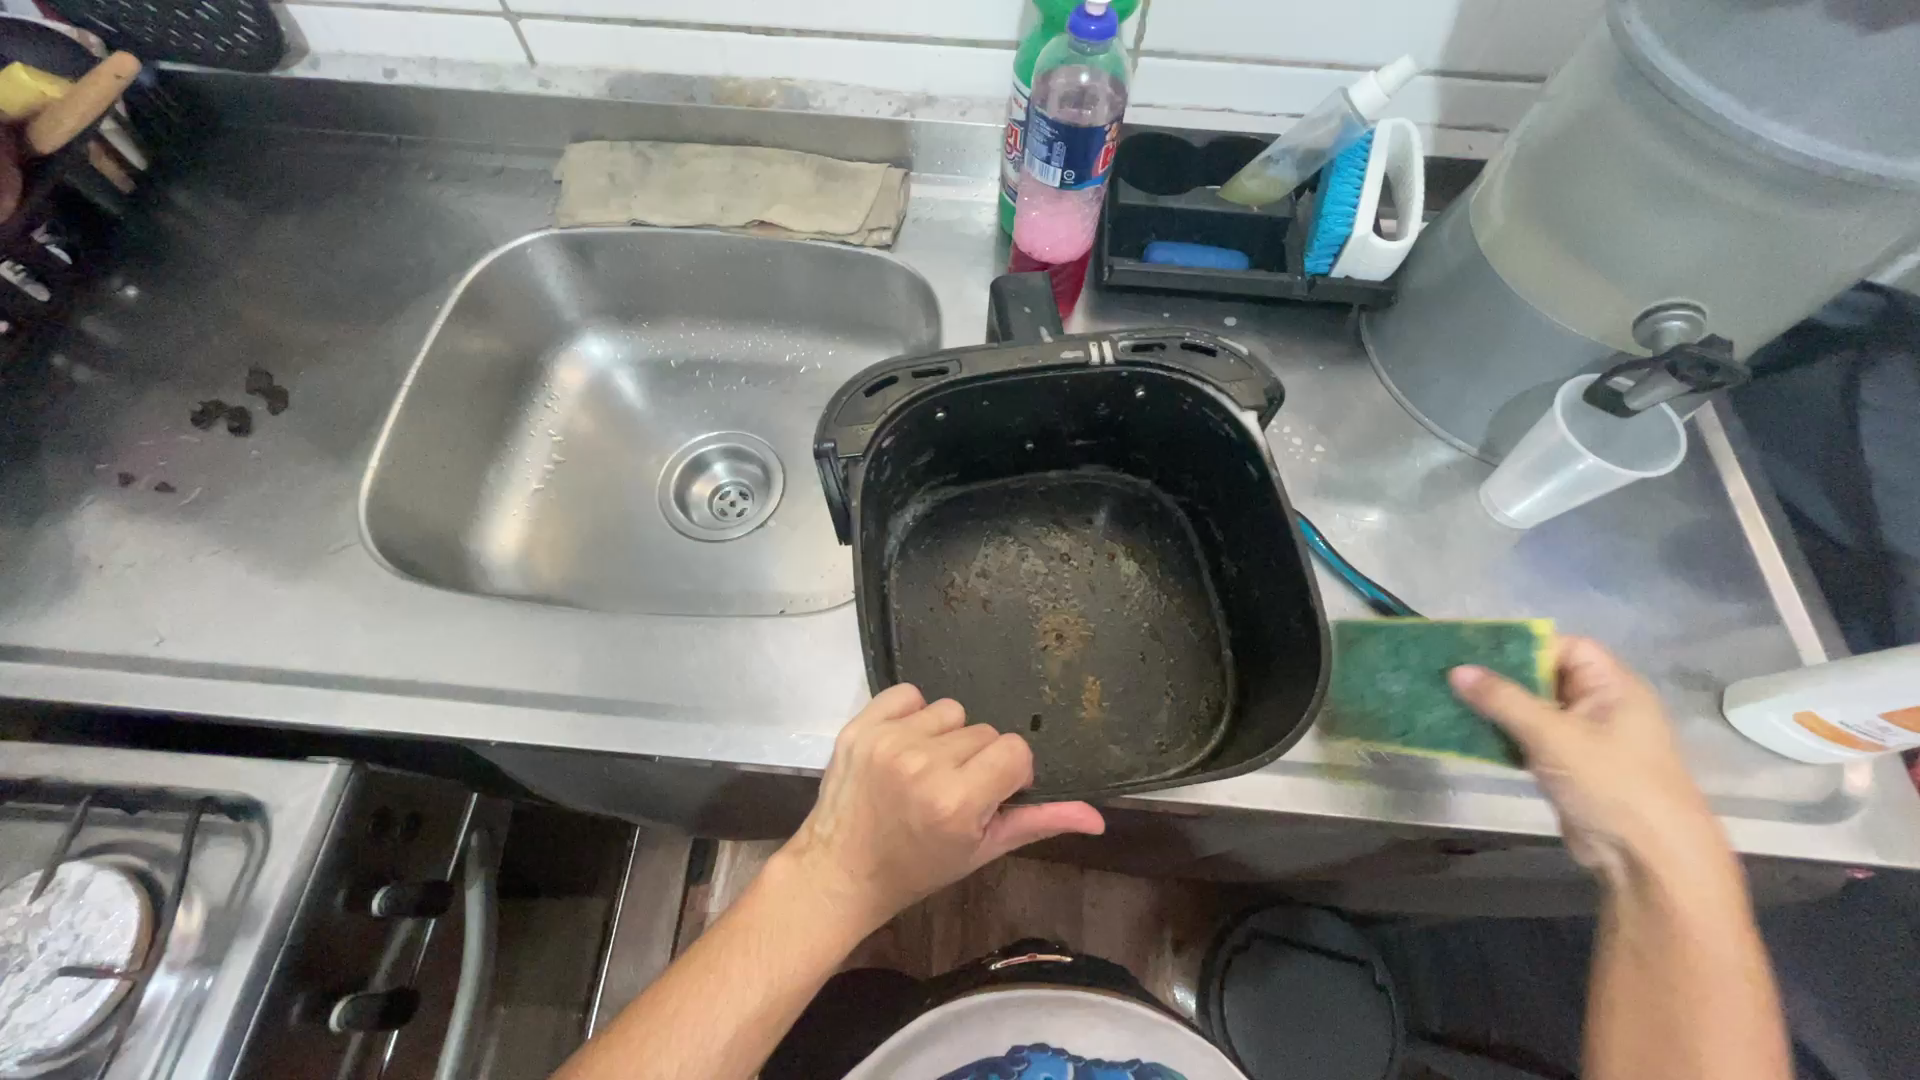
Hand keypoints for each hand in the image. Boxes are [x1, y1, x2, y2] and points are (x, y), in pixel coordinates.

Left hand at [776, 684, 1105, 935]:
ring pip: (950, 710)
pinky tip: (903, 745)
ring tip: (925, 770)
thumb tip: (1098, 816)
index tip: (987, 795)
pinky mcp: (860, 726)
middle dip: (976, 759)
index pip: (1015, 751)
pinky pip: (908, 693)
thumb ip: (1038, 823)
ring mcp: (888, 742)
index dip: (1007, 773)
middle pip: (983, 732)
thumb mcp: (981, 851)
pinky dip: (911, 714)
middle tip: (950, 790)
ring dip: (945, 736)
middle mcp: (924, 764)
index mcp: (958, 801)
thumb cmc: (916, 867)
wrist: (840, 870)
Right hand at [1449, 636, 1728, 884]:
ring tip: (1448, 698)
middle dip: (1500, 675)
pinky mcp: (1568, 765)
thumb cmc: (1611, 783)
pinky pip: (1527, 736)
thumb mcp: (1552, 735)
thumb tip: (1456, 669)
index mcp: (1614, 688)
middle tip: (1452, 673)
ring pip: (1531, 708)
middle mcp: (1601, 706)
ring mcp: (1584, 737)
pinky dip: (1500, 732)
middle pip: (1545, 675)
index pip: (1567, 647)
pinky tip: (1465, 731)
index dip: (1525, 645)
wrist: (1647, 859)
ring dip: (1494, 706)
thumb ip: (1502, 699)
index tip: (1477, 651)